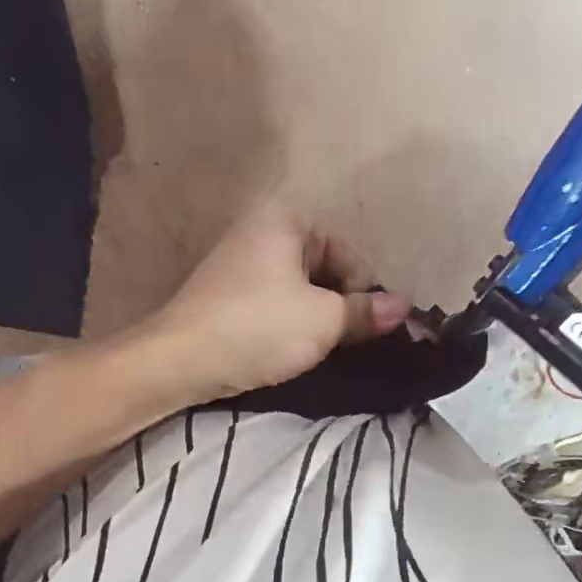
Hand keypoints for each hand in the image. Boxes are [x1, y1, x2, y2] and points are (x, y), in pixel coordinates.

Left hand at [131, 204, 410, 404]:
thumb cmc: (257, 329)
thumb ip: (365, 313)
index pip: (348, 255)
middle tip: (349, 346)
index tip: (375, 332)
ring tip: (319, 353)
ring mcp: (234, 266)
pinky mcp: (220, 298)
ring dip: (313, 322)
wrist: (178, 361)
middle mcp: (258, 232)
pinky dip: (284, 327)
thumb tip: (403, 308)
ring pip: (294, 293)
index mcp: (286, 220)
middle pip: (321, 272)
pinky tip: (287, 353)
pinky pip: (268, 307)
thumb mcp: (323, 321)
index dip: (367, 294)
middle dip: (339, 309)